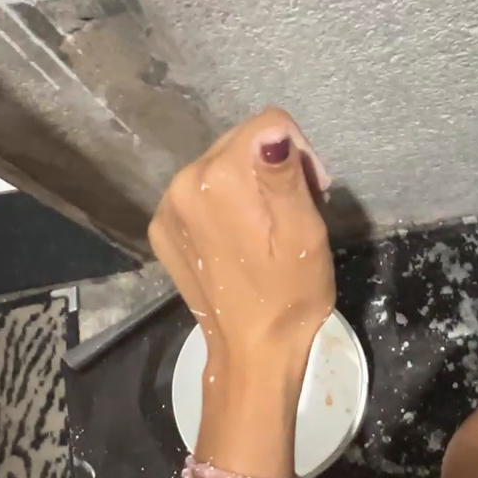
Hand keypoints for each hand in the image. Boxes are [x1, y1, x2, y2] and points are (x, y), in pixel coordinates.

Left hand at [148, 107, 335, 393]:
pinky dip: (227, 203)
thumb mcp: (302, 232)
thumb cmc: (288, 294)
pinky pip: (201, 193)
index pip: (267, 124)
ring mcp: (166, 209)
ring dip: (252, 183)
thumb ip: (283, 174)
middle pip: (241, 140)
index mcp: (217, 179)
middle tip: (298, 210)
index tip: (314, 191)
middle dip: (275, 165)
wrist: (252, 353)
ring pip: (222, 165)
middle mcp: (181, 184)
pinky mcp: (163, 230)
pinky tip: (244, 238)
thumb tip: (273, 131)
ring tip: (272, 226)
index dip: (300, 152)